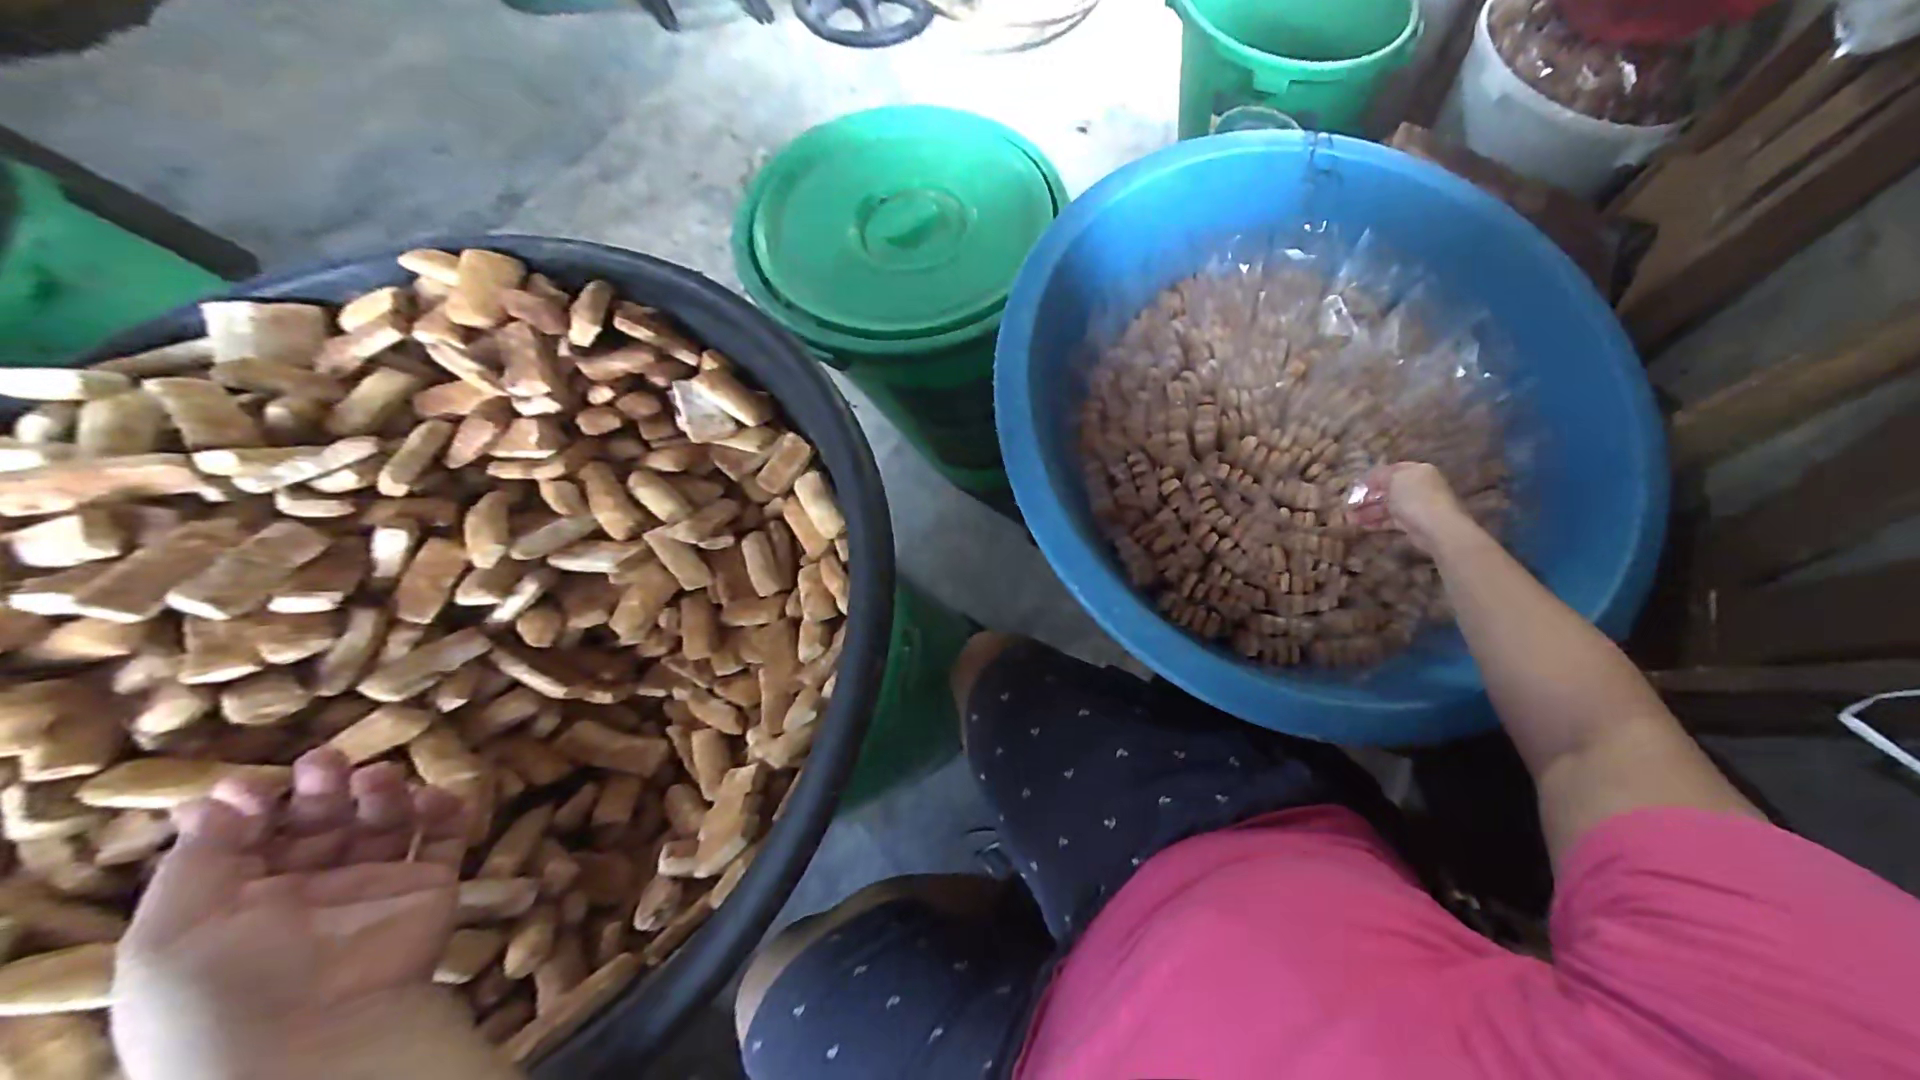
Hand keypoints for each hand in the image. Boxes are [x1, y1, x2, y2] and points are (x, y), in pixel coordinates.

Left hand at [112, 748, 496, 1079]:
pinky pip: (444, 839)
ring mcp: (374, 887)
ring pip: (385, 822)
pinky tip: (435, 797)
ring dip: (384, 792)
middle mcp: (309, 889)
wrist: (315, 1040)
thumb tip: (227, 790)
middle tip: (328, 761)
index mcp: (240, 902)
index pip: (254, 836)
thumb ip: (198, 855)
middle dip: (325, 786)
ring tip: (380, 778)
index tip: (259, 781)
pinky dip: (447, 811)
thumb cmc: (221, 990)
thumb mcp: (170, 930)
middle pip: (323, 820)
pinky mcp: (428, 887)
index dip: (257, 804)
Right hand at [1347, 462, 1471, 555]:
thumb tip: (1370, 478)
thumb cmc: (1414, 497)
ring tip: (1349, 519)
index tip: (1355, 486)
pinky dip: (1376, 522)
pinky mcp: (1412, 523)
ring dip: (1367, 511)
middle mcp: (1417, 486)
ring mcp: (1416, 505)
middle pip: (1387, 490)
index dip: (1371, 477)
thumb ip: (1379, 475)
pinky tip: (1362, 526)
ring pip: (1386, 506)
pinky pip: (1390, 520)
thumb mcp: (1393, 479)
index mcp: (1416, 471)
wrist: (1436, 527)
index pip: (1390, 470)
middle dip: (1366, 497)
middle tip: (1349, 505)